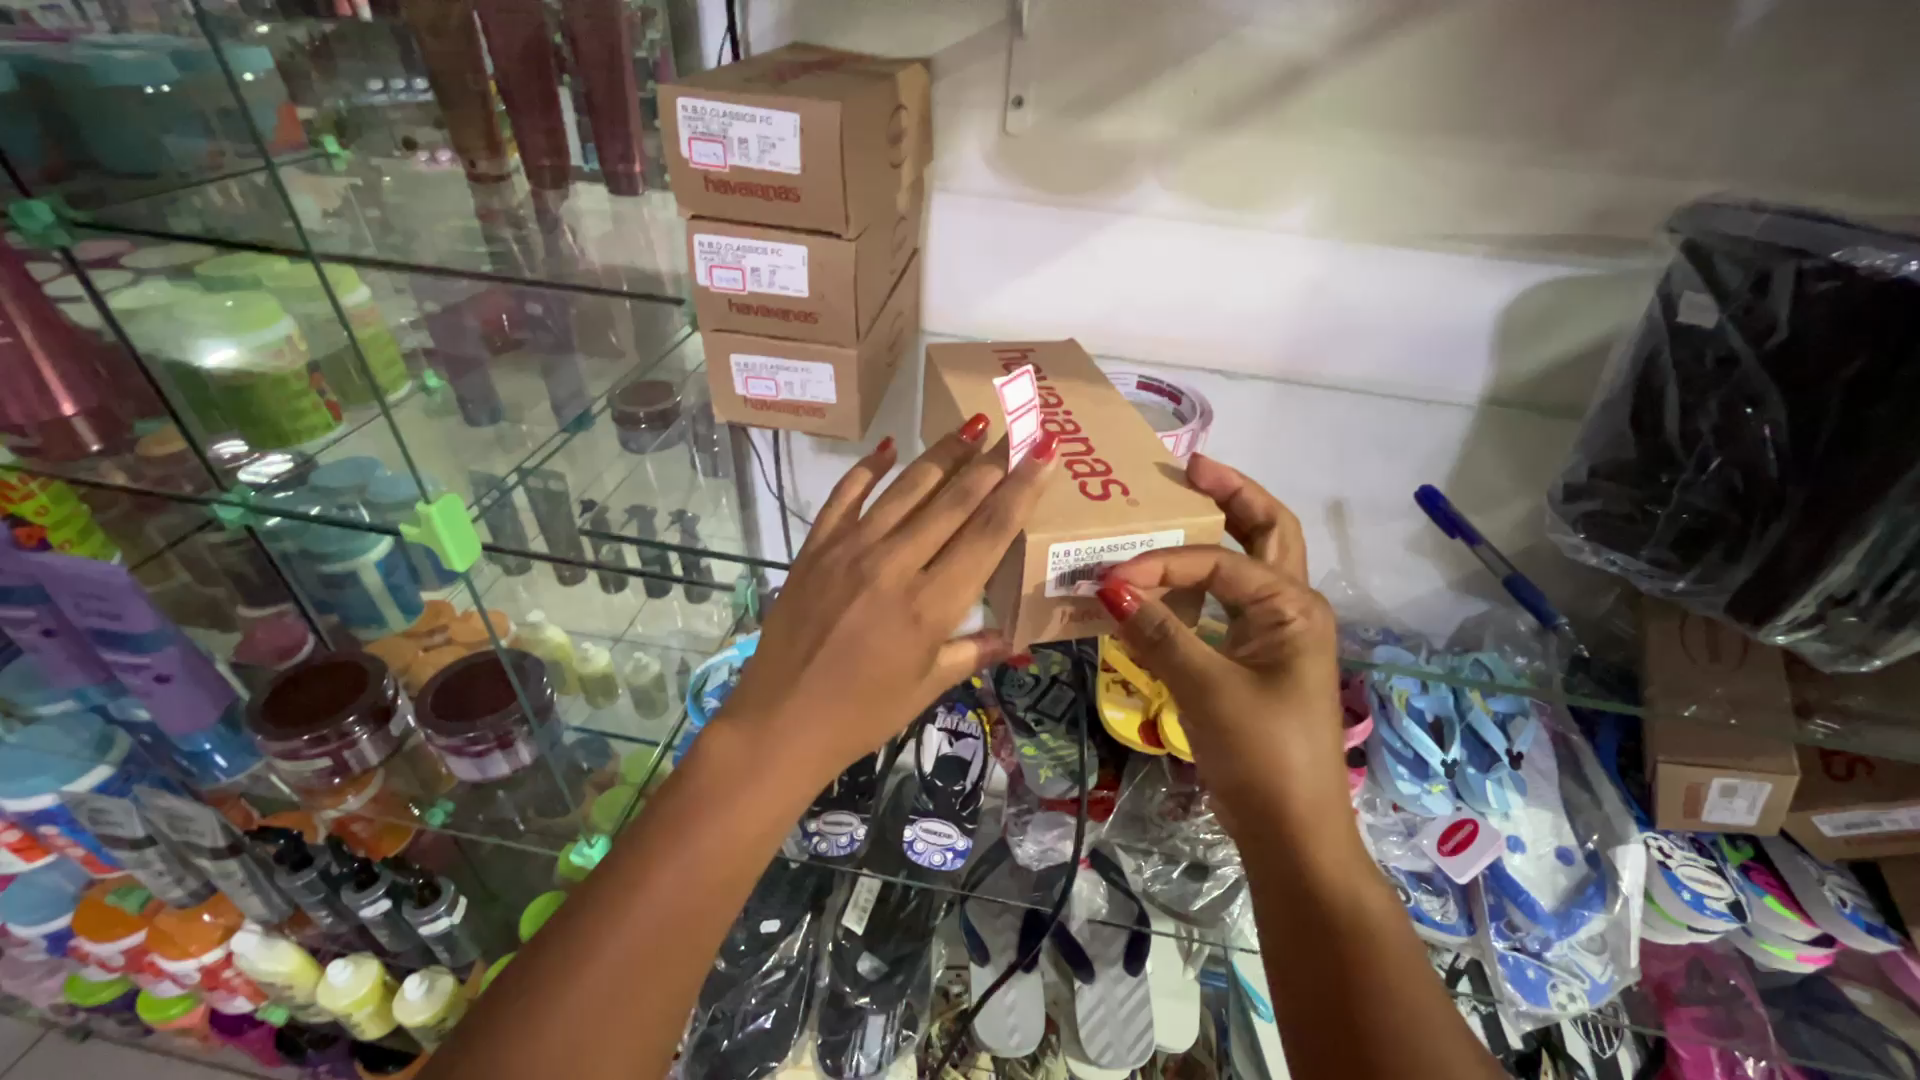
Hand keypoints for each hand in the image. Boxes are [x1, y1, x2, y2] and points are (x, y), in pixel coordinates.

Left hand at [719, 416, 1059, 785]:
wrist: (780, 722)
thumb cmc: (862, 715)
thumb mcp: (927, 690)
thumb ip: (972, 652)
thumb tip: (1012, 638)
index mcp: (931, 604)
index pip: (988, 533)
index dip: (1022, 489)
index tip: (1045, 452)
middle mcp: (895, 564)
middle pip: (954, 500)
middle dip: (992, 461)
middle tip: (1018, 428)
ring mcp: (850, 549)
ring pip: (906, 487)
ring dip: (943, 454)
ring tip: (972, 426)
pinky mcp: (815, 547)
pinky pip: (846, 495)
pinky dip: (869, 468)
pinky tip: (889, 445)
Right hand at [1096, 455, 1347, 823]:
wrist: (1290, 830)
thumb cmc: (1260, 754)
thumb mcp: (1206, 688)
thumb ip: (1158, 631)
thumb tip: (1109, 584)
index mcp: (1293, 606)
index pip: (1220, 561)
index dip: (1165, 560)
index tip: (1112, 575)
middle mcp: (1291, 608)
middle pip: (1266, 532)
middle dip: (1232, 497)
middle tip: (1191, 469)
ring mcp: (1275, 635)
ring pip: (1248, 566)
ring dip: (1216, 538)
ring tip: (1176, 510)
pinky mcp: (1255, 660)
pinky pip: (1226, 606)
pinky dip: (1198, 588)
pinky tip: (1163, 586)